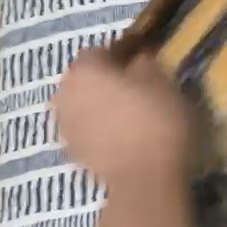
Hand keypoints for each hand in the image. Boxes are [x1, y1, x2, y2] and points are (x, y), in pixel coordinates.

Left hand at [53, 49, 194, 192]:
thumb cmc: (156, 121)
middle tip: (135, 87)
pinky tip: (121, 135)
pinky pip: (85, 128)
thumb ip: (145, 63)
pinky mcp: (71, 149)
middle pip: (86, 78)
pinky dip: (99, 128)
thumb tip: (137, 58)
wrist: (144, 176)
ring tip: (127, 113)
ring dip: (100, 104)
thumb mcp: (163, 82)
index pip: (101, 50)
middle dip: (106, 80)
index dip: (123, 53)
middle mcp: (65, 91)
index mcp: (85, 69)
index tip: (143, 60)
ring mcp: (64, 123)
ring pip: (83, 104)